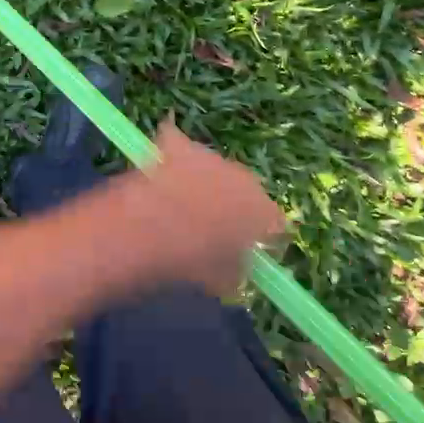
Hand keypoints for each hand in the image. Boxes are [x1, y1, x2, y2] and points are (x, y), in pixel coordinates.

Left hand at [130, 122, 286, 294]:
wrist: (148, 226)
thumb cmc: (192, 260)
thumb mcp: (225, 279)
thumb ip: (237, 268)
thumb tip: (234, 268)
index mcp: (266, 213)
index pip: (275, 225)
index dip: (260, 236)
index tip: (244, 247)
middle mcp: (246, 179)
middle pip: (243, 190)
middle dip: (230, 203)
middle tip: (208, 221)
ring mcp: (211, 157)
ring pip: (212, 167)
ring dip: (201, 178)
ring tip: (178, 196)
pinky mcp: (178, 143)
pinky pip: (176, 143)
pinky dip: (169, 152)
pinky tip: (157, 164)